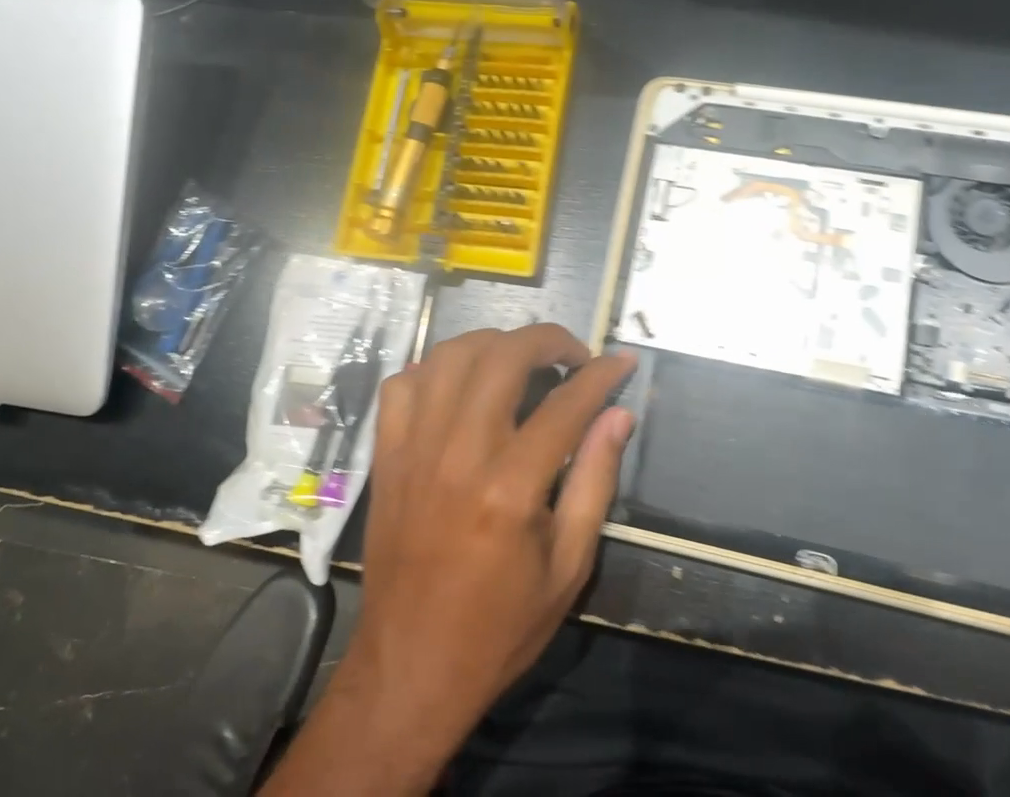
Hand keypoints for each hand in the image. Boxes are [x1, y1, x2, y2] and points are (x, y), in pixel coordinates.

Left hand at [261, 324, 635, 796]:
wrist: (411, 668)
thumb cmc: (501, 627)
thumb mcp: (568, 566)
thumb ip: (594, 481)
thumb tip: (618, 415)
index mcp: (510, 488)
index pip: (565, 404)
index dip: (601, 375)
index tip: (623, 362)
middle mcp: (457, 454)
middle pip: (502, 358)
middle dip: (547, 340)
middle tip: (575, 356)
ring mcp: (413, 451)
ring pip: (448, 357)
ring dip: (493, 343)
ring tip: (523, 360)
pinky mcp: (386, 459)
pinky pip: (402, 386)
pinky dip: (434, 368)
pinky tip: (461, 384)